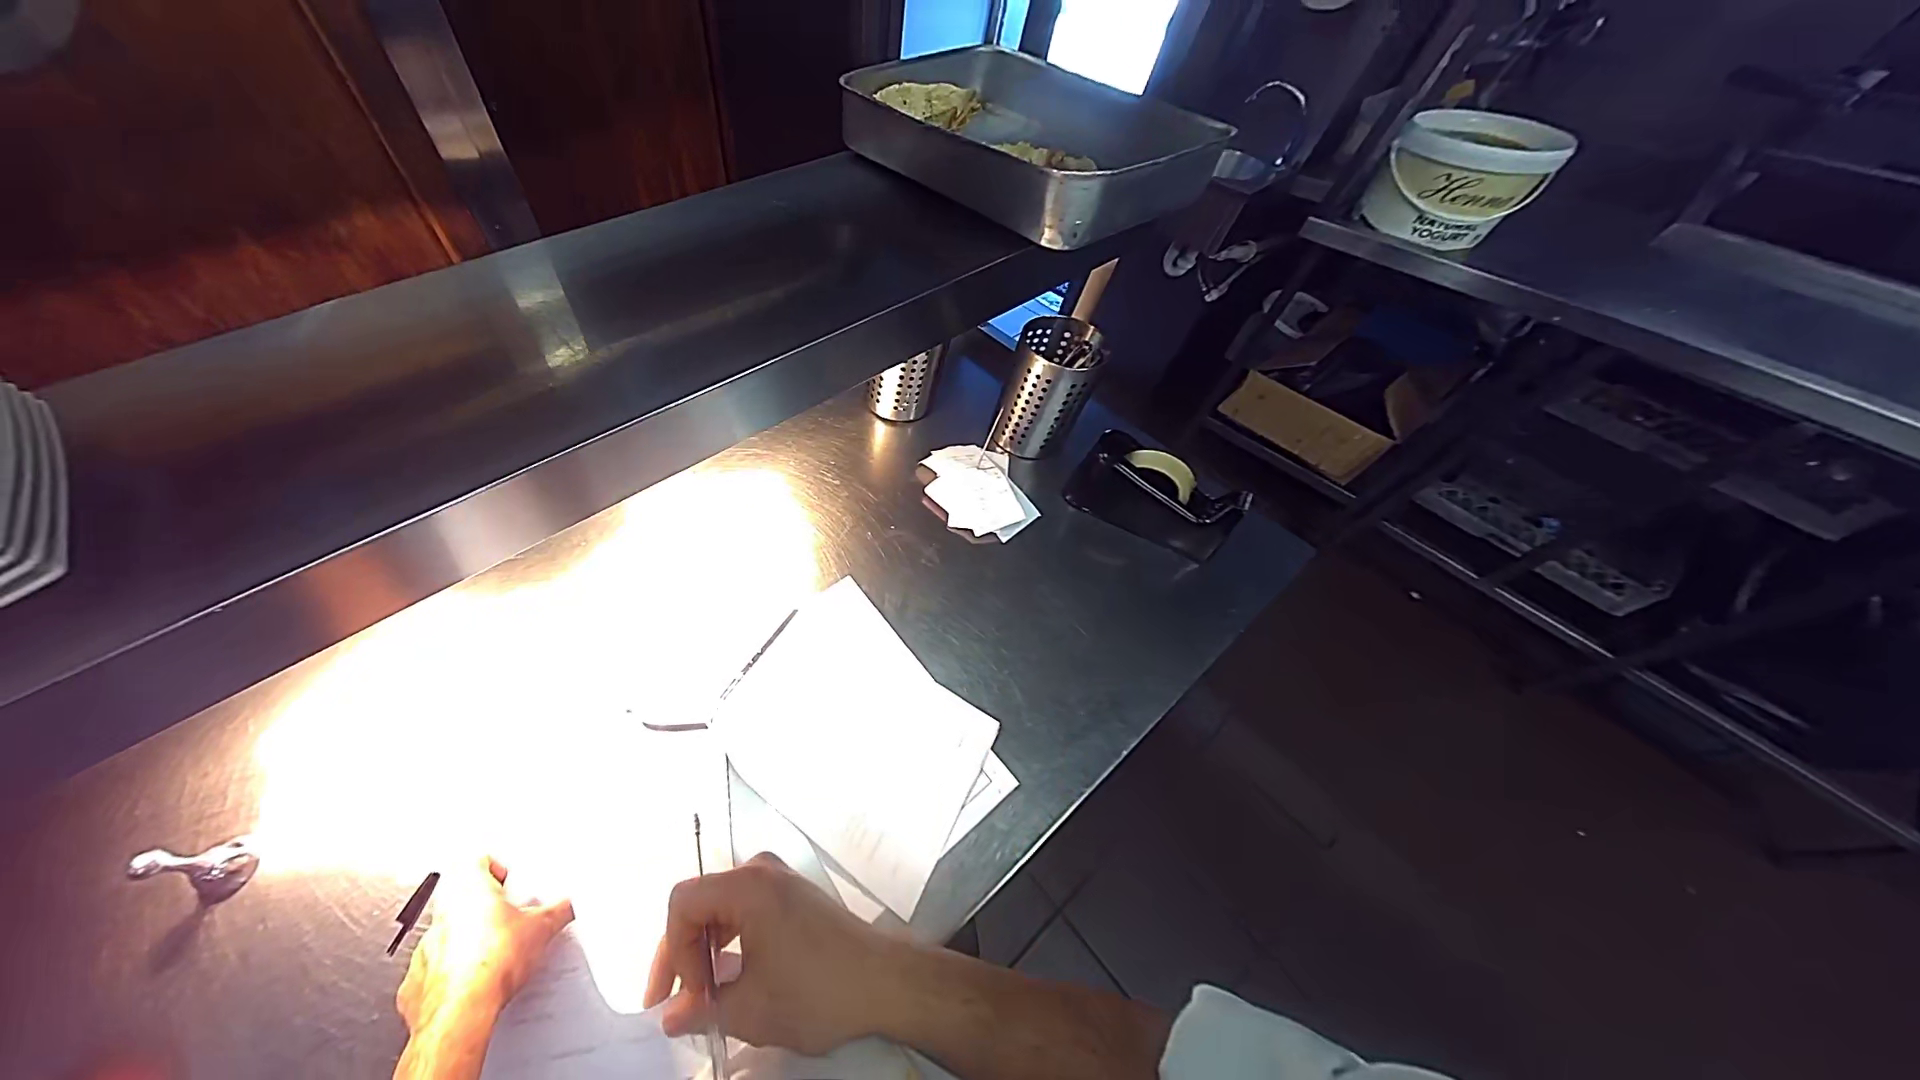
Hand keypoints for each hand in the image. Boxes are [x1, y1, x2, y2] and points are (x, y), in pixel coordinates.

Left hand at [396, 856, 574, 1036]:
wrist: (460, 1013)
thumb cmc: (491, 965)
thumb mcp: (542, 928)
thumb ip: (558, 910)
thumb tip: (569, 905)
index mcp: (469, 892)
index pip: (476, 862)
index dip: (495, 867)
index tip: (508, 878)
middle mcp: (443, 916)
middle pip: (460, 897)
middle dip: (484, 904)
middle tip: (507, 912)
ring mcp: (426, 950)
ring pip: (447, 931)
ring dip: (468, 936)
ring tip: (495, 948)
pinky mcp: (418, 982)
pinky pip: (435, 966)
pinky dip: (453, 969)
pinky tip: (475, 978)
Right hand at [642, 853, 910, 1055]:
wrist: (882, 981)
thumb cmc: (817, 991)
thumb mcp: (749, 1010)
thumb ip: (701, 1010)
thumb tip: (672, 1015)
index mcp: (749, 885)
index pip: (683, 903)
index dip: (673, 952)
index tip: (683, 996)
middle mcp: (764, 870)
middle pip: (701, 900)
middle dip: (685, 951)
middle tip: (679, 1001)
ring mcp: (783, 879)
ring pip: (723, 904)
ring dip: (707, 946)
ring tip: (707, 992)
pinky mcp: (796, 894)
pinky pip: (747, 907)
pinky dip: (732, 938)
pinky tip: (736, 974)